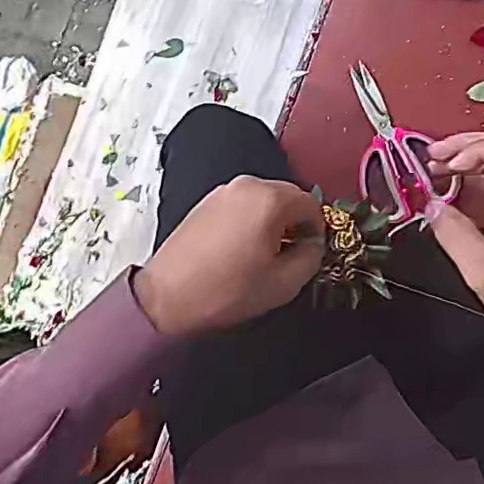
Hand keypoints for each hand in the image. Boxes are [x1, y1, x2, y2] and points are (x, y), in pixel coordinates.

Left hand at [135, 176, 324, 336]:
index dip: (317, 229)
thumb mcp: (284, 283)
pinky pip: (244, 204)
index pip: (311, 203)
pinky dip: (252, 220)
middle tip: (290, 255)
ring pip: (266, 200)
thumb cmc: (225, 291)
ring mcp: (224, 191)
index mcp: (269, 199)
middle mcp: (248, 186)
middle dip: (296, 223)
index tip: (311, 251)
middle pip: (289, 197)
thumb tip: (313, 245)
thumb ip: (311, 257)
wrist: (166, 297)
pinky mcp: (207, 202)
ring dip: (273, 222)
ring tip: (264, 256)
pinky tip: (242, 250)